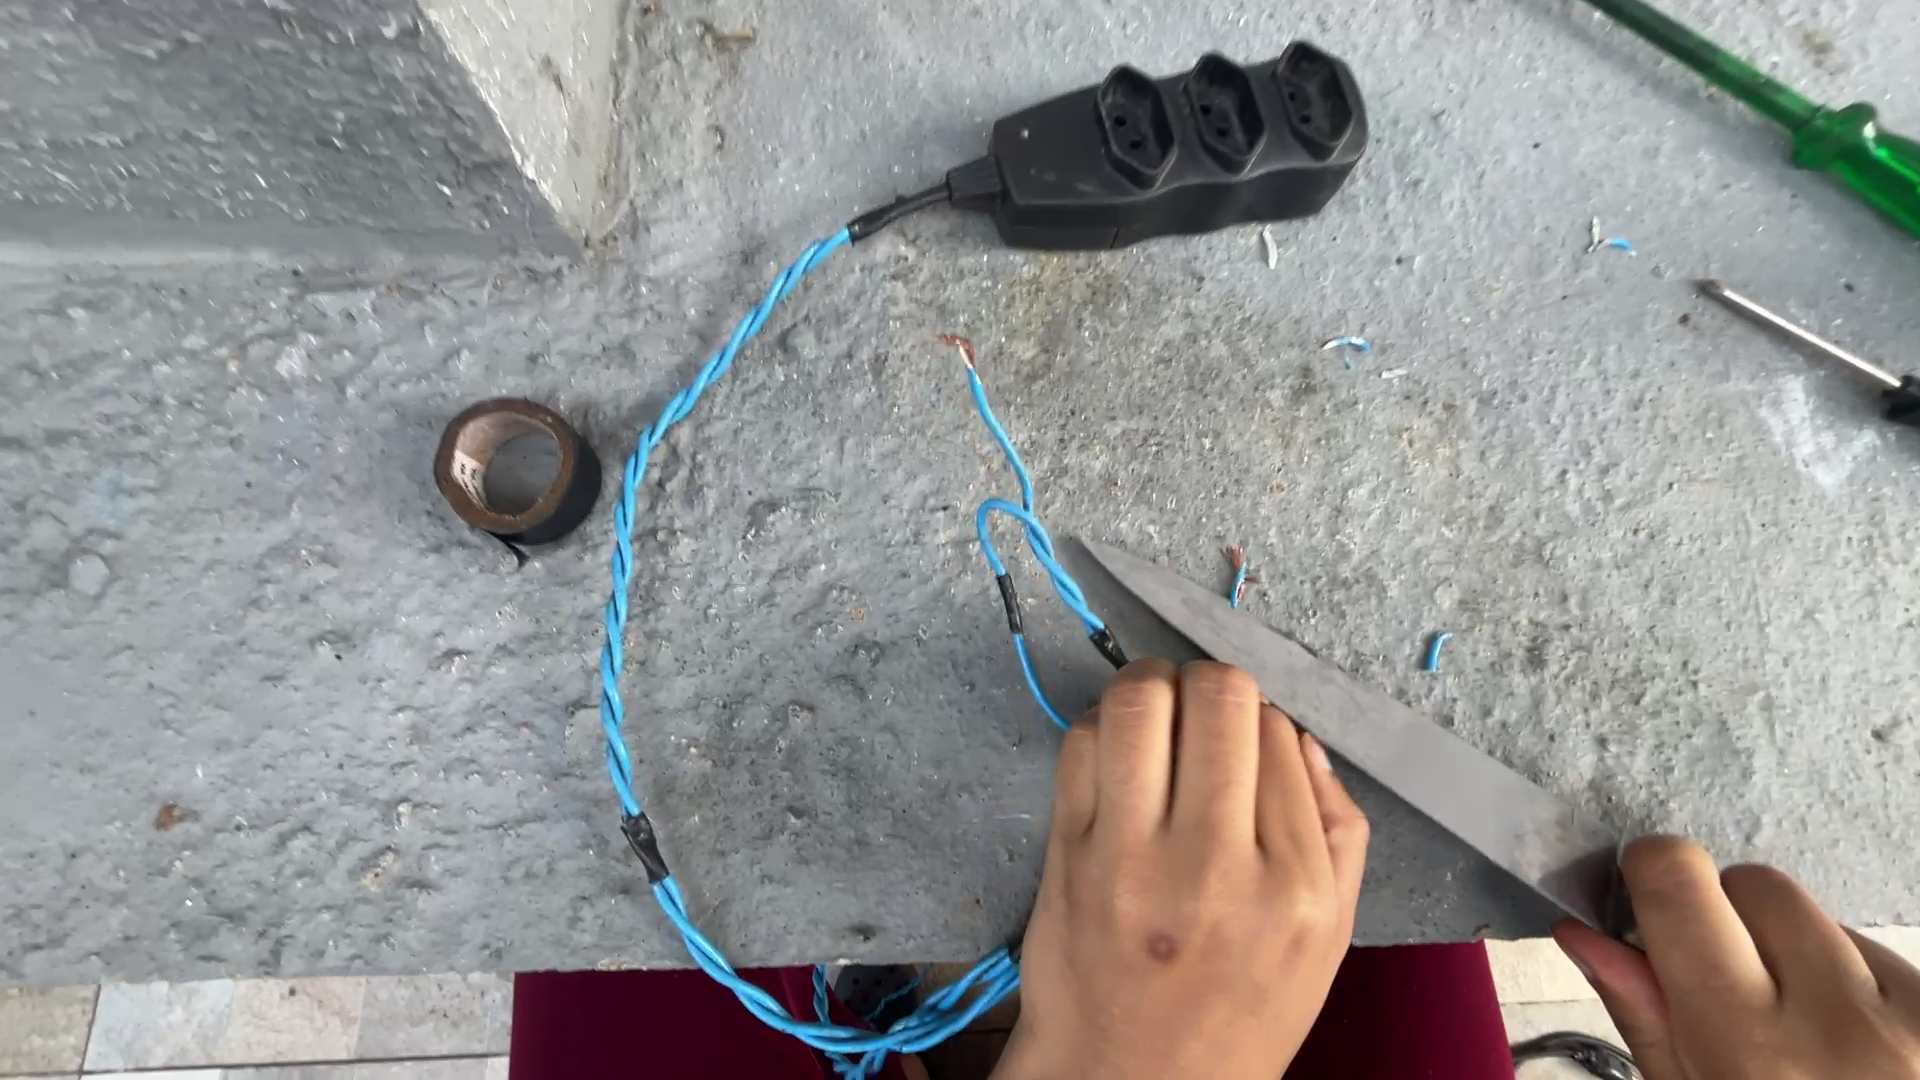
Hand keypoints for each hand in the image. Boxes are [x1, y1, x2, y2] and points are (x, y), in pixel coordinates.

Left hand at [992, 659, 1370, 1079]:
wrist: (1128, 1078)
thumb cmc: (1239, 1007)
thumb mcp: (1327, 938)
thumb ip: (1337, 829)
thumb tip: (1299, 732)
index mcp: (1295, 884)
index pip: (1279, 733)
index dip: (1259, 719)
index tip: (1242, 738)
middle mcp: (1214, 861)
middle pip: (1215, 697)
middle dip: (1208, 682)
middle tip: (1196, 705)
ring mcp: (1128, 852)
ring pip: (1139, 700)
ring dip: (1149, 683)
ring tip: (1155, 709)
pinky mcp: (1065, 844)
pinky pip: (1078, 738)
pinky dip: (1098, 722)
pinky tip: (1114, 749)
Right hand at [1555, 836, 1919, 1078]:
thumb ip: (1642, 1015)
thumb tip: (1580, 931)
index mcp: (1748, 1036)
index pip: (1678, 877)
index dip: (1656, 873)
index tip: (1653, 904)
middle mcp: (1844, 1021)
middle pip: (1757, 884)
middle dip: (1732, 913)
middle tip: (1734, 977)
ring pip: (1834, 926)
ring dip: (1808, 956)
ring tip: (1820, 1034)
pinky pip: (1900, 969)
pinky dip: (1873, 994)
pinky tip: (1875, 1053)